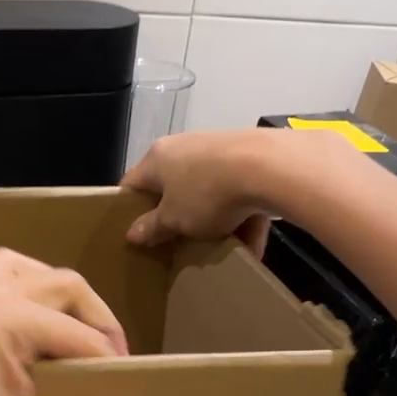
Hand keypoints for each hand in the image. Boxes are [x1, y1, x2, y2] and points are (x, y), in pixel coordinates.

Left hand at [0, 249, 172, 395]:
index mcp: (2, 316)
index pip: (80, 332)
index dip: (113, 363)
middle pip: (59, 284)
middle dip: (94, 321)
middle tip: (111, 366)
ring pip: (22, 272)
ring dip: (55, 298)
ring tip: (74, 341)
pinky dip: (19, 299)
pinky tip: (26, 342)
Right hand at [121, 128, 365, 253]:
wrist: (267, 167)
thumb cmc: (206, 193)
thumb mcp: (174, 219)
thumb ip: (152, 227)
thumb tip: (132, 234)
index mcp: (157, 158)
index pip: (132, 184)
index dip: (128, 210)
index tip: (135, 234)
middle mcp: (184, 147)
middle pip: (172, 187)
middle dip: (176, 217)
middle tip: (176, 244)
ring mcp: (218, 149)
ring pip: (208, 192)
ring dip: (213, 222)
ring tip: (218, 249)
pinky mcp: (249, 157)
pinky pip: (239, 194)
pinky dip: (242, 219)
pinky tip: (251, 244)